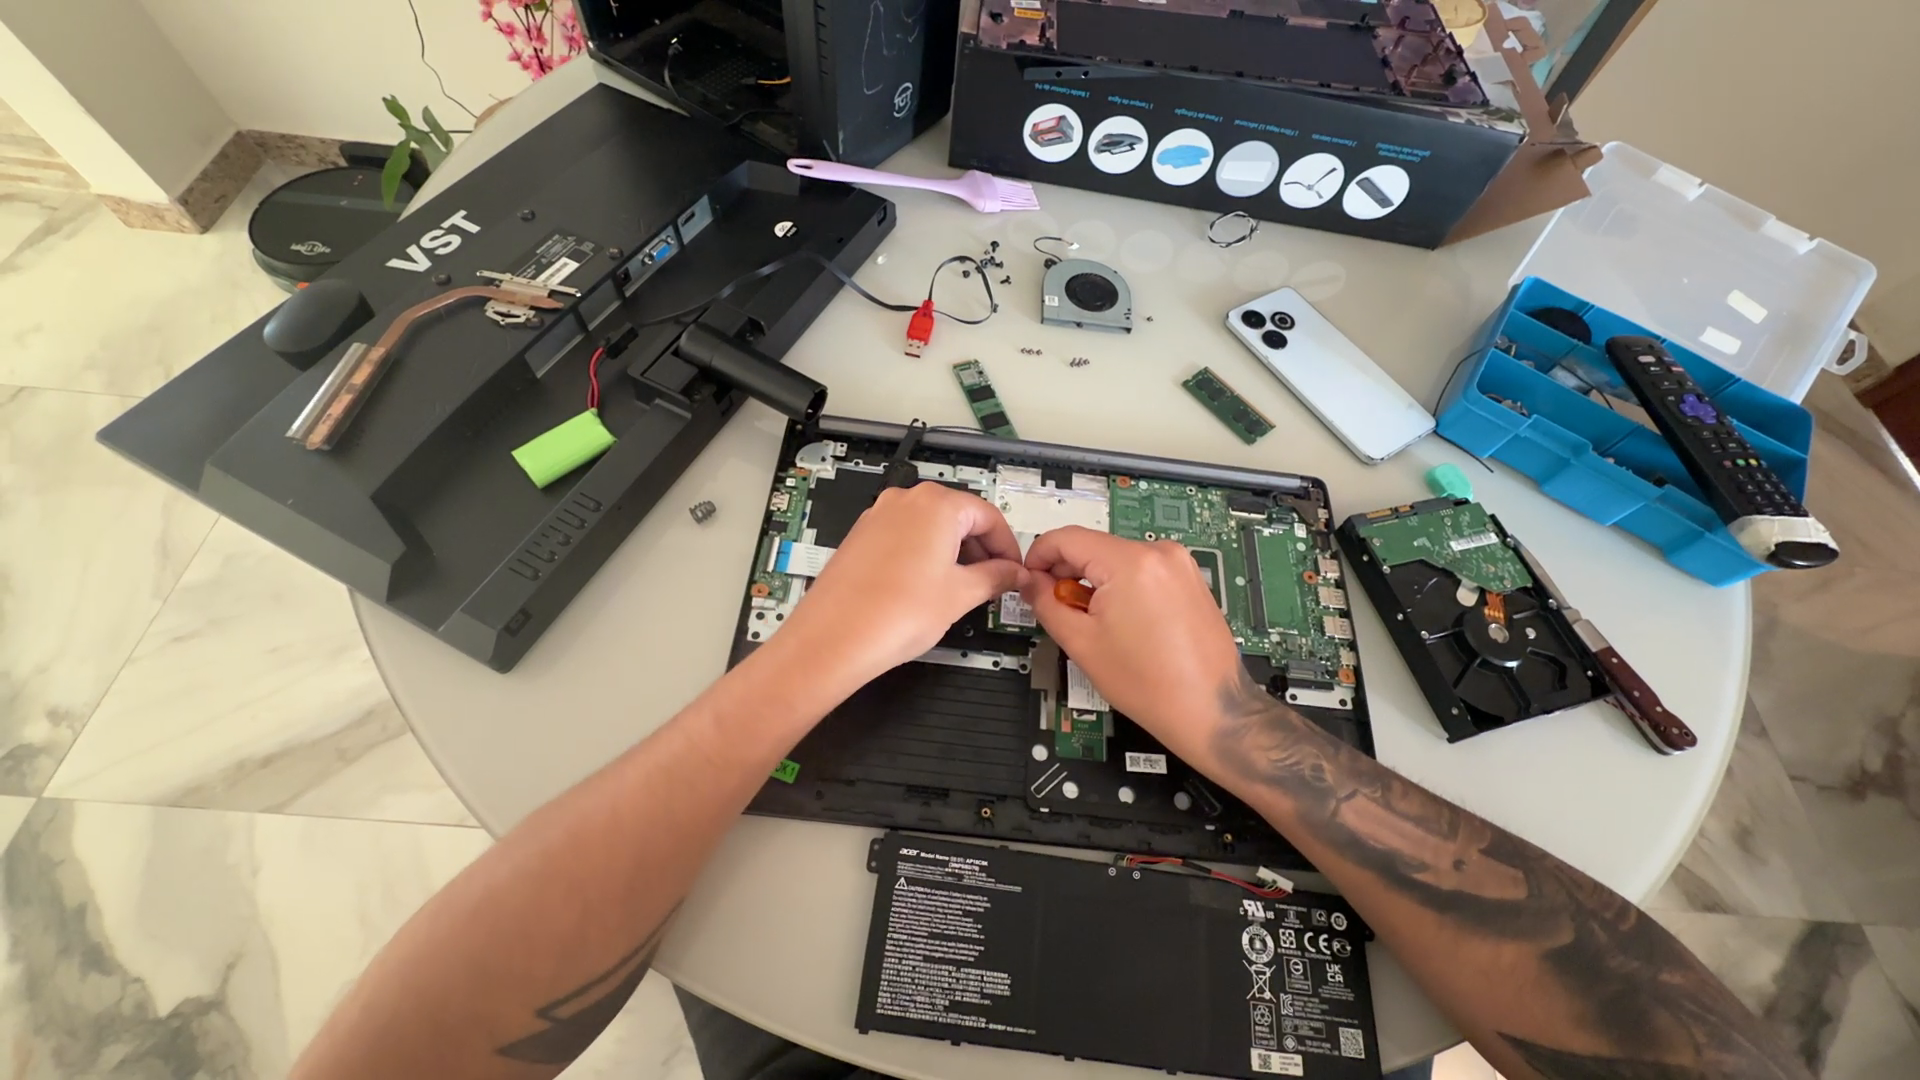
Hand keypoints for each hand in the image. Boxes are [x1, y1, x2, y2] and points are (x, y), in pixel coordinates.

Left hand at [775, 483, 1027, 692]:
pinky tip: (928, 588)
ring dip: (953, 553)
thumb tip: (1013, 572)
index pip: (989, 517)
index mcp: (936, 504)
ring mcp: (878, 516)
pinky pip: (904, 537)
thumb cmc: (896, 613)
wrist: (834, 638)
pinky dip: (924, 556)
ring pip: (930, 527)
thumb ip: (995, 577)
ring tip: (962, 590)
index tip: (1015, 571)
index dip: (1008, 547)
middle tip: (995, 582)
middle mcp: (905, 500)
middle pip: (958, 516)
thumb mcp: (961, 594)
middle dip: (981, 549)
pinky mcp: (860, 537)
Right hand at [1022, 527, 1243, 762]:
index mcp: (1130, 562)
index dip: (1038, 557)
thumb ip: (1046, 603)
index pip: (1066, 538)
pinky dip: (1122, 585)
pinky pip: (1142, 569)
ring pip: (1116, 558)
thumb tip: (1030, 582)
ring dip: (1094, 581)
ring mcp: (1179, 563)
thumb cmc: (1149, 683)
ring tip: (1094, 622)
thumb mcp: (1081, 643)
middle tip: (1056, 608)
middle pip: (1093, 546)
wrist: (1210, 710)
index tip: (1029, 580)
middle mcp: (1159, 552)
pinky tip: (1121, 621)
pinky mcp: (1190, 577)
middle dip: (1066, 572)